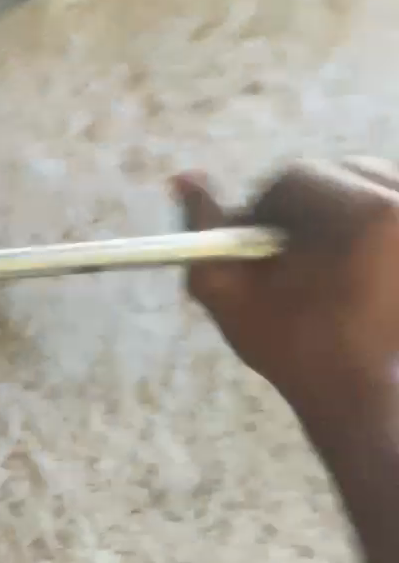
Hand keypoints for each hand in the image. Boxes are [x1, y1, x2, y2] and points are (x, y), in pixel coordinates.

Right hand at [174, 159, 398, 432]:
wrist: (365, 389)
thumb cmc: (291, 342)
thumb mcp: (224, 286)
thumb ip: (204, 226)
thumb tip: (184, 177)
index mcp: (365, 213)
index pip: (298, 176)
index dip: (263, 209)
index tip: (255, 248)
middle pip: (346, 173)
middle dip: (306, 206)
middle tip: (287, 255)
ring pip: (376, 188)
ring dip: (340, 214)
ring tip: (324, 264)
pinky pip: (391, 213)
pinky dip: (370, 228)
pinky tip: (355, 269)